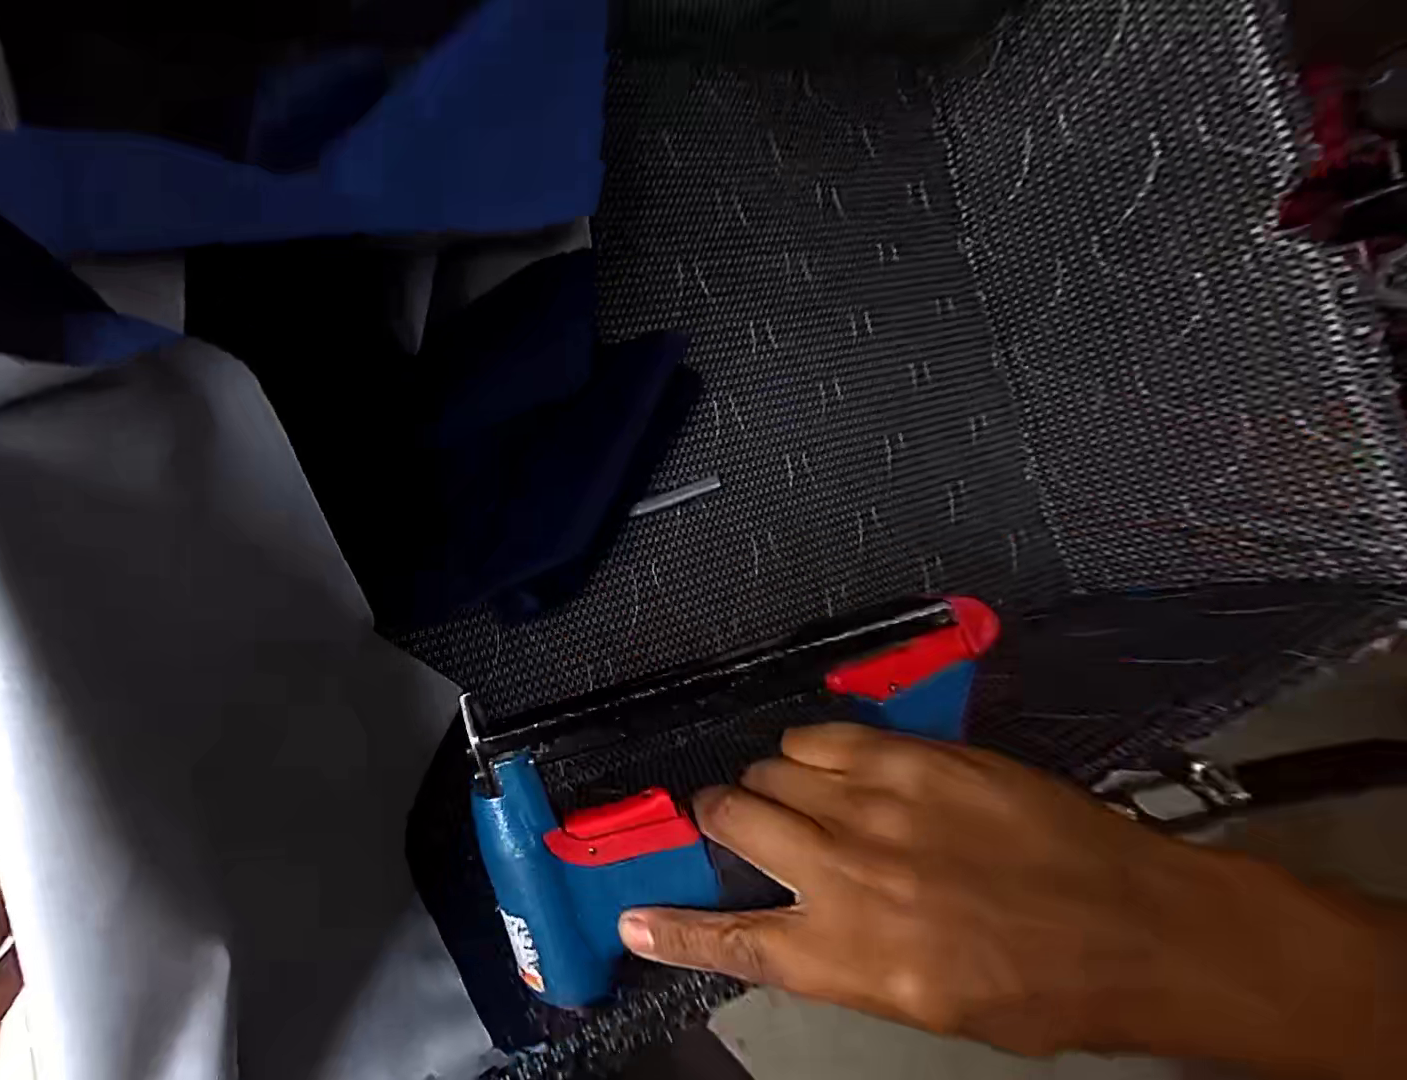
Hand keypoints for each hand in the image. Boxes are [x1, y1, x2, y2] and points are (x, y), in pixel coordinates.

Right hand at [619, 724, 1400, 1072]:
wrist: (1147, 926)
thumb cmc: (1033, 984)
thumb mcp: (921, 999)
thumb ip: (829, 952)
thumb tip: (762, 918)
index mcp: (857, 956)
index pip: (737, 940)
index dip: (676, 930)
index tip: (631, 918)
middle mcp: (851, 874)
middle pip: (731, 815)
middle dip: (720, 814)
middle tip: (742, 821)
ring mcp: (875, 805)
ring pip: (767, 770)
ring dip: (774, 788)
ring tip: (811, 801)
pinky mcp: (903, 756)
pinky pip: (810, 740)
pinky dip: (809, 757)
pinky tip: (840, 774)